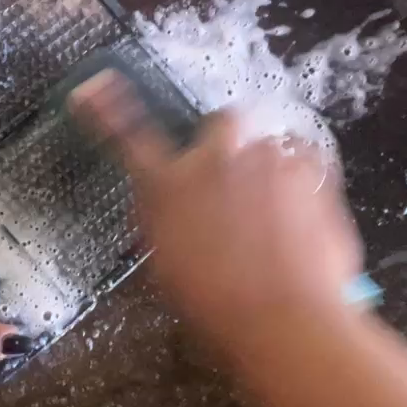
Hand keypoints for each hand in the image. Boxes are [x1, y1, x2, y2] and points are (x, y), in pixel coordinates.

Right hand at [68, 71, 364, 357]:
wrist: (283, 319)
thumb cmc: (211, 303)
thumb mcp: (166, 261)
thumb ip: (165, 218)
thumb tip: (171, 203)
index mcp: (164, 185)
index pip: (127, 136)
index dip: (107, 108)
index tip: (95, 86)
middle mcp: (212, 159)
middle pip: (220, 120)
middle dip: (228, 139)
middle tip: (233, 175)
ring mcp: (265, 160)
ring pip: (268, 144)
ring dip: (267, 167)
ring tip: (275, 211)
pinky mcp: (311, 172)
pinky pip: (306, 161)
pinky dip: (303, 181)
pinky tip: (302, 215)